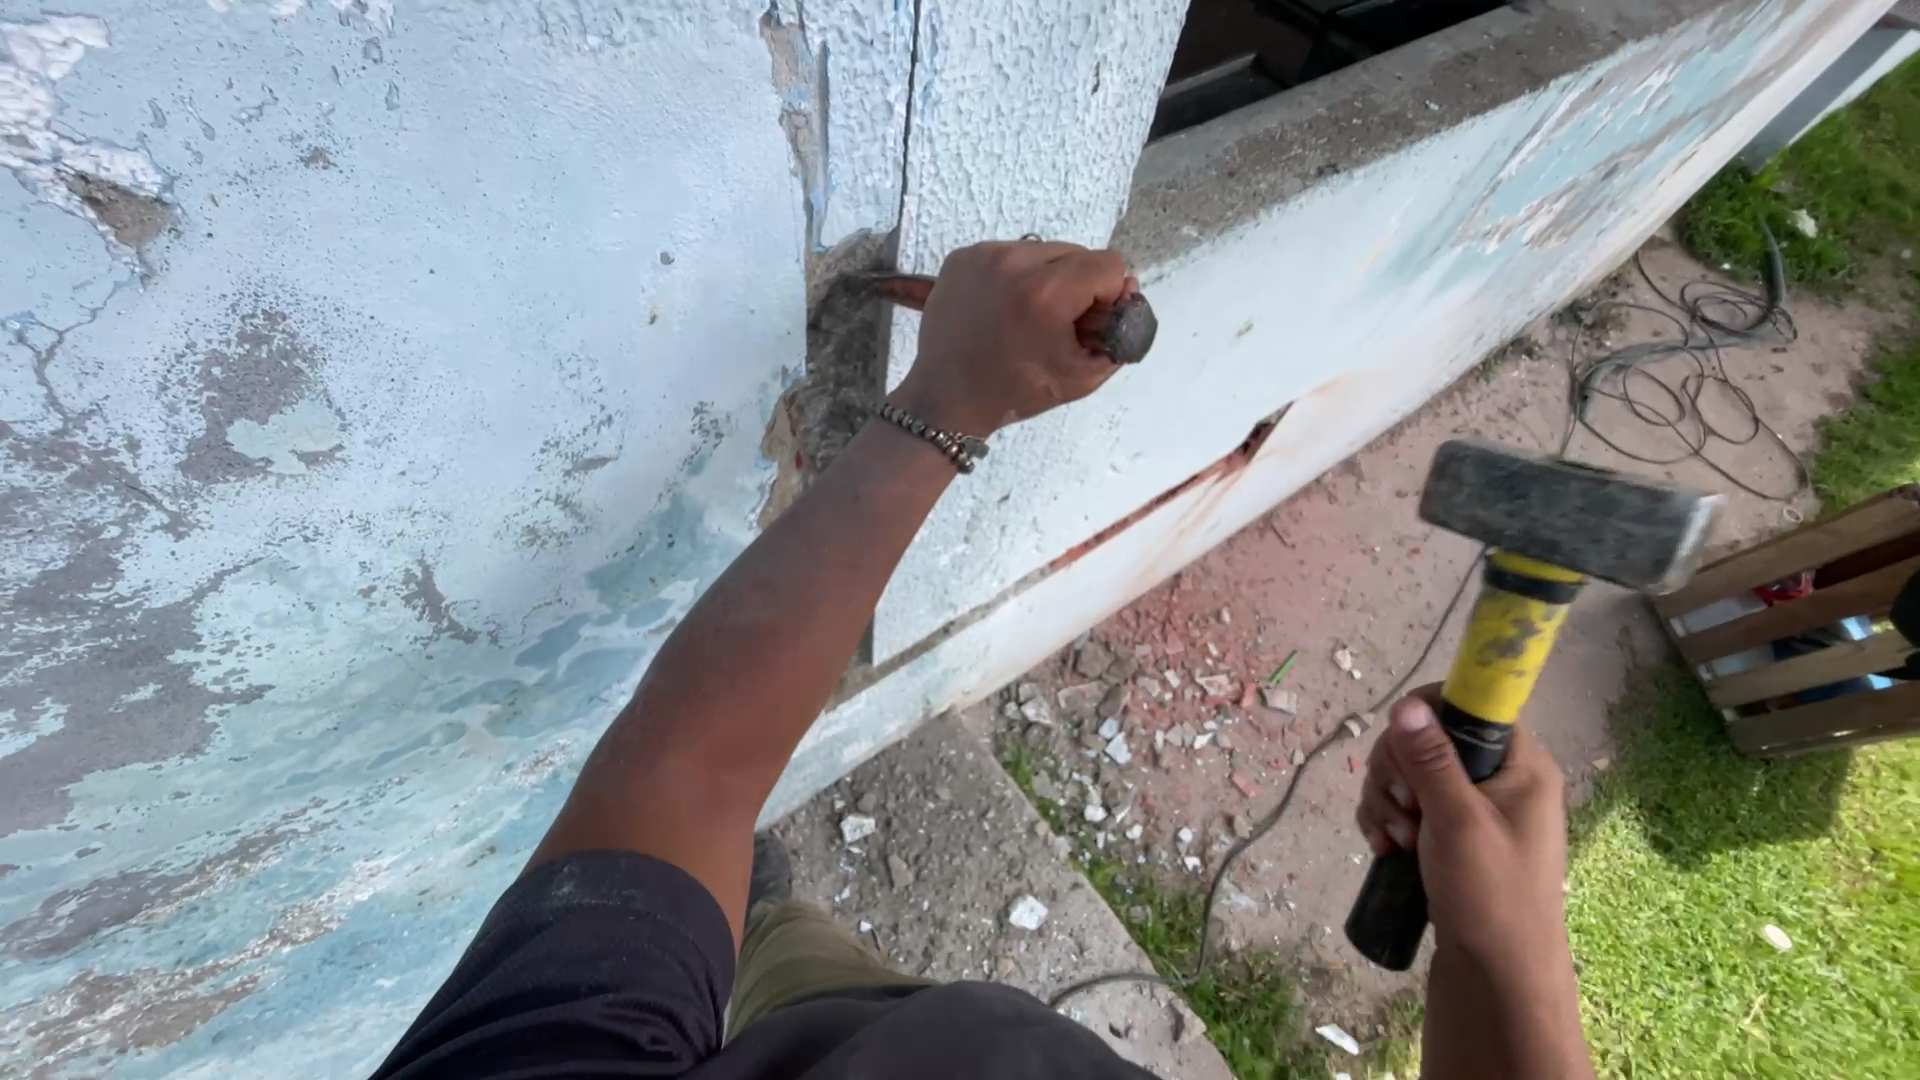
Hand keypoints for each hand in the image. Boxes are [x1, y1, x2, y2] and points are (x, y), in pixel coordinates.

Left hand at [889, 240, 1132, 436]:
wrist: (947, 399)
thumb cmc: (1015, 393)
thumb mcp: (1082, 377)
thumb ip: (1119, 335)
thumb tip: (1127, 293)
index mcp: (1045, 293)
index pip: (1108, 264)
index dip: (1108, 295)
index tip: (1088, 322)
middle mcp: (1014, 262)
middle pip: (1076, 252)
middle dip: (1079, 285)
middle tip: (1058, 322)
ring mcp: (983, 255)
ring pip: (1043, 250)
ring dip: (1048, 277)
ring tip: (1028, 315)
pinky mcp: (962, 256)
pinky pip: (1009, 253)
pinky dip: (1015, 276)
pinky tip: (1004, 307)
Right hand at [1356, 688, 1593, 1078]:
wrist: (1495, 974)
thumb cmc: (1490, 894)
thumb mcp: (1458, 821)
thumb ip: (1431, 760)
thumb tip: (1406, 703)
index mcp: (1519, 765)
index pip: (1468, 705)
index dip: (1425, 714)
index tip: (1401, 744)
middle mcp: (1496, 777)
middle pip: (1425, 736)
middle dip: (1396, 769)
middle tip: (1400, 804)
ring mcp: (1469, 804)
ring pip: (1406, 770)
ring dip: (1385, 799)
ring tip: (1394, 838)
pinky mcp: (1445, 829)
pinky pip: (1401, 801)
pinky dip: (1385, 818)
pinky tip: (1385, 846)